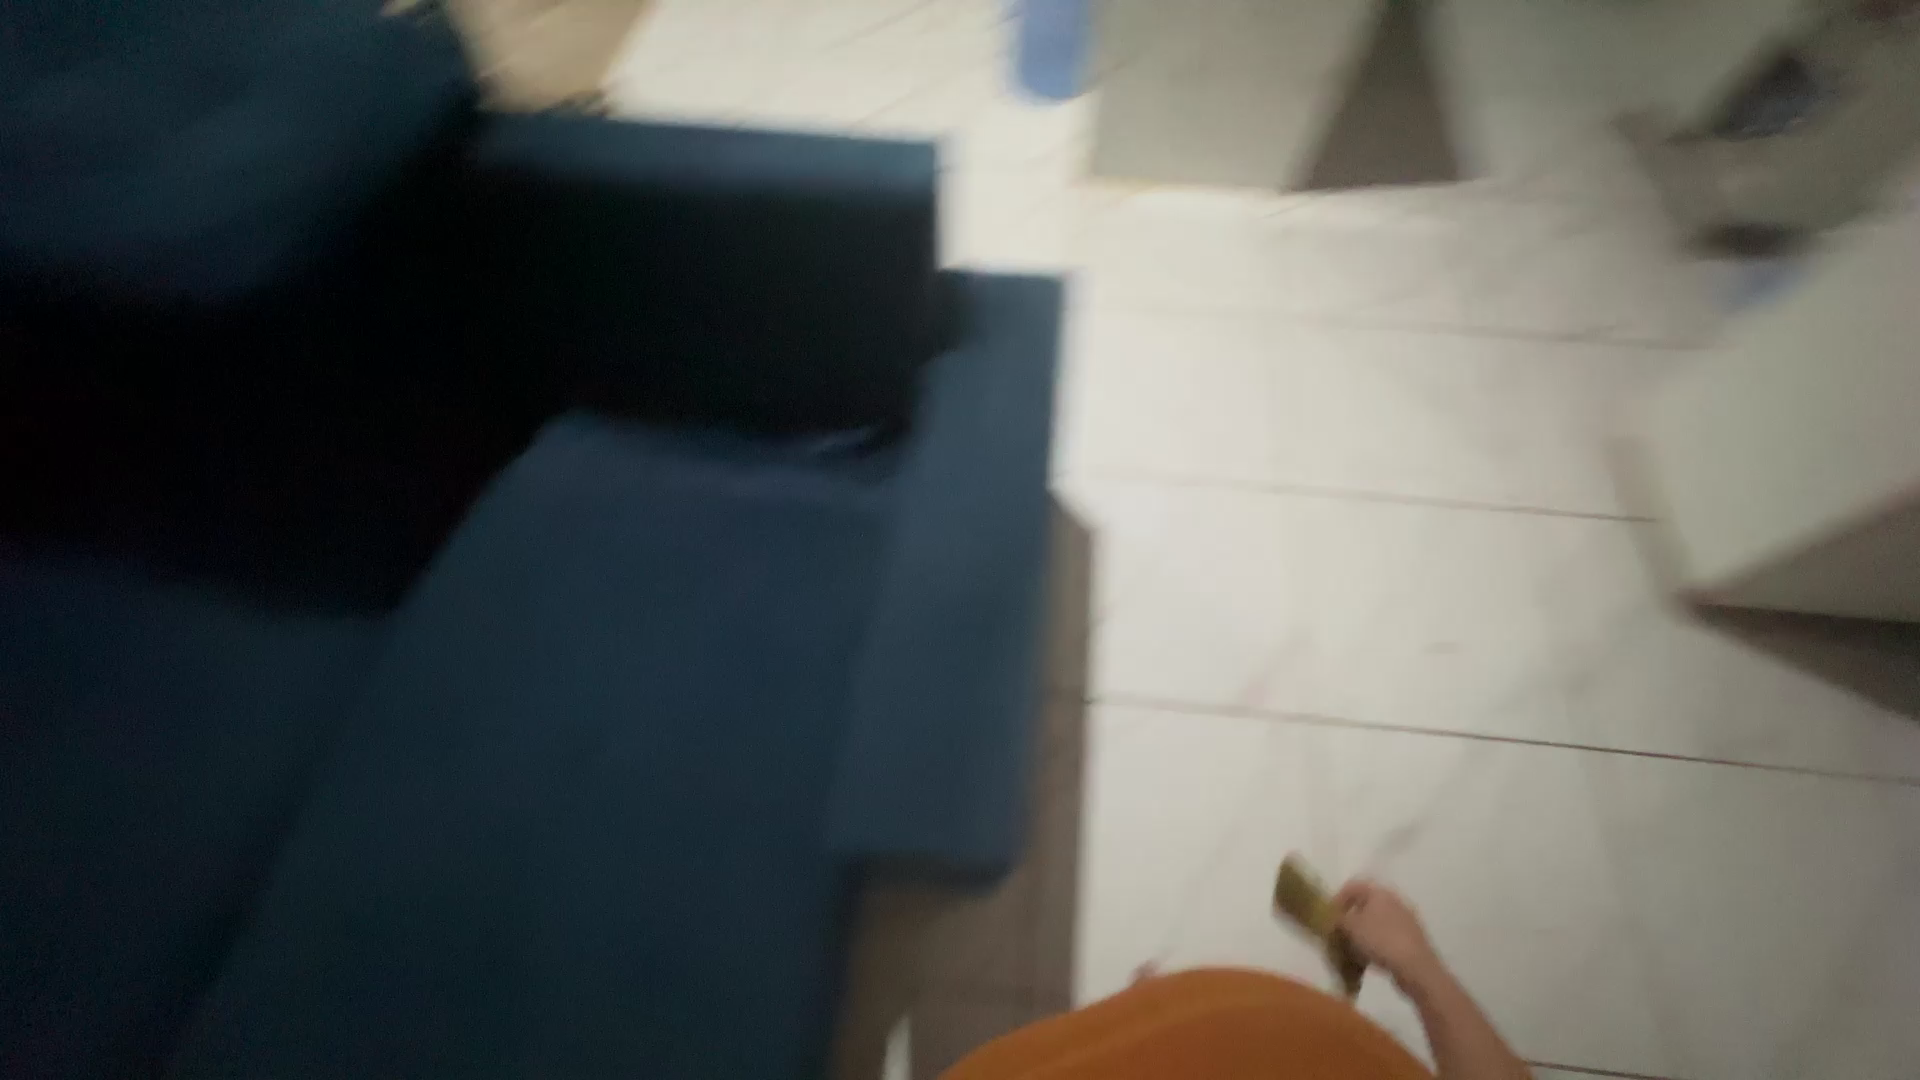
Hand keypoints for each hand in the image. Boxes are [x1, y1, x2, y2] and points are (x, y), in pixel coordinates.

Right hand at [1334, 880, 1444, 989]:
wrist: (1417, 969)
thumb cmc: (1380, 940)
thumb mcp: (1350, 927)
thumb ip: (1338, 919)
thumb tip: (1333, 919)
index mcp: (1379, 892)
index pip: (1353, 887)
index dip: (1338, 899)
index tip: (1330, 916)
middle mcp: (1395, 901)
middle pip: (1366, 904)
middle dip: (1352, 917)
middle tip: (1341, 931)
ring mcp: (1407, 921)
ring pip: (1378, 921)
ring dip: (1364, 932)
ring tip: (1354, 947)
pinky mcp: (1414, 940)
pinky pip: (1389, 936)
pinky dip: (1378, 943)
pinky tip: (1371, 958)